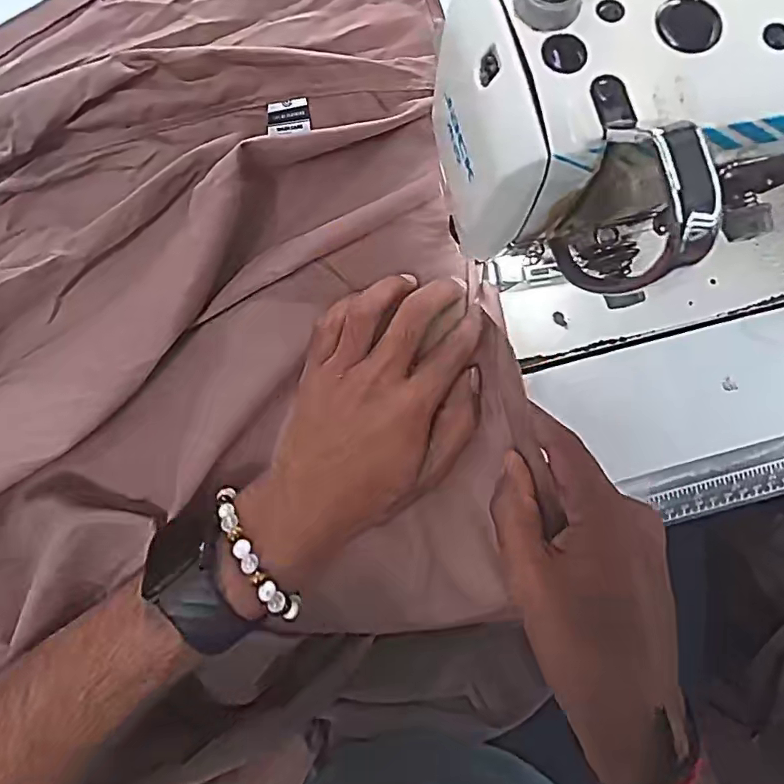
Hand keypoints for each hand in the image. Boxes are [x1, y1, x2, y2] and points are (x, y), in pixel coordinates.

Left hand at [233, 275, 485, 605]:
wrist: (308, 502)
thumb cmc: (369, 492)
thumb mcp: (428, 473)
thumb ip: (457, 425)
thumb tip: (471, 380)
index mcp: (410, 407)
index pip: (449, 352)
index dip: (469, 327)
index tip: (476, 315)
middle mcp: (376, 380)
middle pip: (411, 318)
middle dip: (438, 294)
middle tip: (451, 287)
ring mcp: (341, 371)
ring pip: (366, 311)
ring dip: (390, 288)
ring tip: (408, 282)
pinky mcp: (314, 370)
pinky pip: (329, 324)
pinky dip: (347, 304)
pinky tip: (362, 300)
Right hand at [490, 406, 691, 783]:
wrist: (632, 716)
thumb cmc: (578, 648)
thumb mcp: (528, 576)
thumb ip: (515, 510)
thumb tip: (512, 464)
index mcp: (609, 513)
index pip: (566, 447)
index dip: (536, 423)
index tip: (510, 405)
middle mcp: (637, 516)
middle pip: (577, 475)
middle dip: (540, 476)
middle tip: (505, 490)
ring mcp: (649, 539)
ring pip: (590, 501)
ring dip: (558, 505)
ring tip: (528, 537)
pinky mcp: (651, 561)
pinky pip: (606, 524)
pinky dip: (577, 525)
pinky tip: (558, 558)